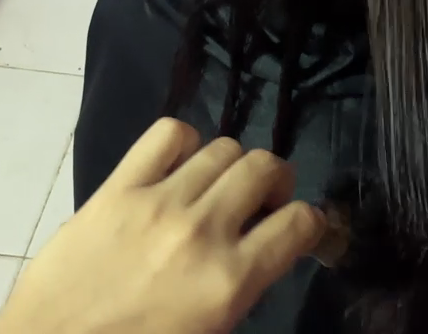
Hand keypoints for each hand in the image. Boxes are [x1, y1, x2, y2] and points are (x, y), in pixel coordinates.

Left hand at [0, 118, 324, 333]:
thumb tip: (259, 252)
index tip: (301, 225)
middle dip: (274, 182)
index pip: (298, 223)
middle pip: (264, 168)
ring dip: (231, 167)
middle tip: (260, 202)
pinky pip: (167, 135)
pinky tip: (177, 166)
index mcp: (227, 283)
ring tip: (216, 186)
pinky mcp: (117, 188)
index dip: (310, 221)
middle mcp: (202, 232)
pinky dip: (182, 143)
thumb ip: (238, 292)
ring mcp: (159, 203)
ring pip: (223, 148)